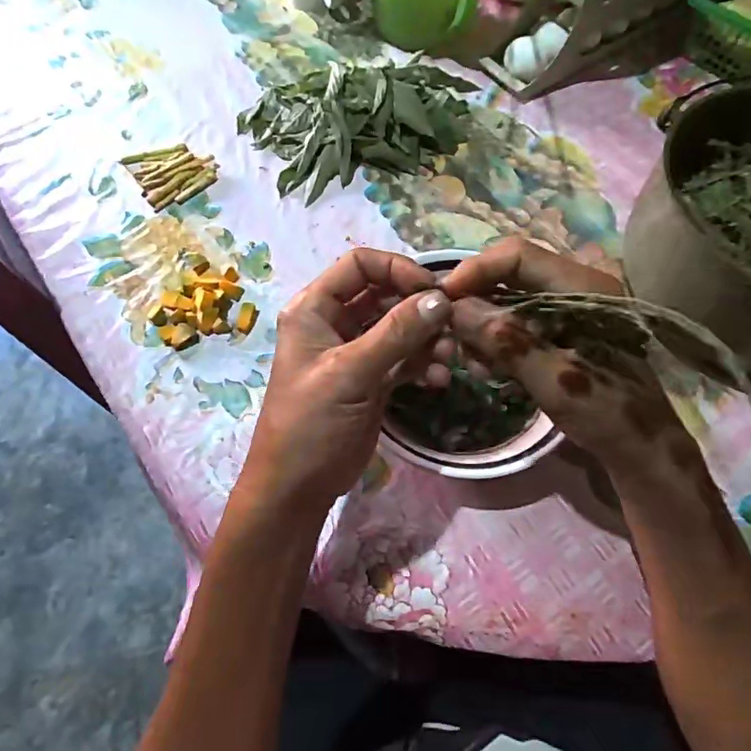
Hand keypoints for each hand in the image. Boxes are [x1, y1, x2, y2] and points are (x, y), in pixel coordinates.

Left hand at [235, 249, 451, 518]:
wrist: (297, 485)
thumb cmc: (311, 423)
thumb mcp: (350, 373)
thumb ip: (395, 334)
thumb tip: (440, 298)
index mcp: (314, 309)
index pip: (359, 265)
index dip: (397, 269)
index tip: (432, 290)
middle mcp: (334, 323)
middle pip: (385, 293)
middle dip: (419, 307)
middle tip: (452, 326)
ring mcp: (355, 351)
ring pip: (400, 326)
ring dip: (428, 337)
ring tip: (448, 358)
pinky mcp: (372, 378)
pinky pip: (405, 357)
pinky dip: (424, 363)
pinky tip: (439, 380)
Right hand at [441, 239, 708, 491]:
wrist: (643, 450)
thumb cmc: (609, 414)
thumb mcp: (556, 381)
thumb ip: (507, 342)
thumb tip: (454, 309)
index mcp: (585, 288)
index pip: (518, 255)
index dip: (475, 271)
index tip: (442, 300)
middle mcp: (577, 288)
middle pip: (509, 275)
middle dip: (475, 303)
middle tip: (452, 339)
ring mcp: (570, 309)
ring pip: (508, 299)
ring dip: (483, 327)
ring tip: (474, 363)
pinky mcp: (562, 330)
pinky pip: (517, 322)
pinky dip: (497, 341)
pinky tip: (490, 369)